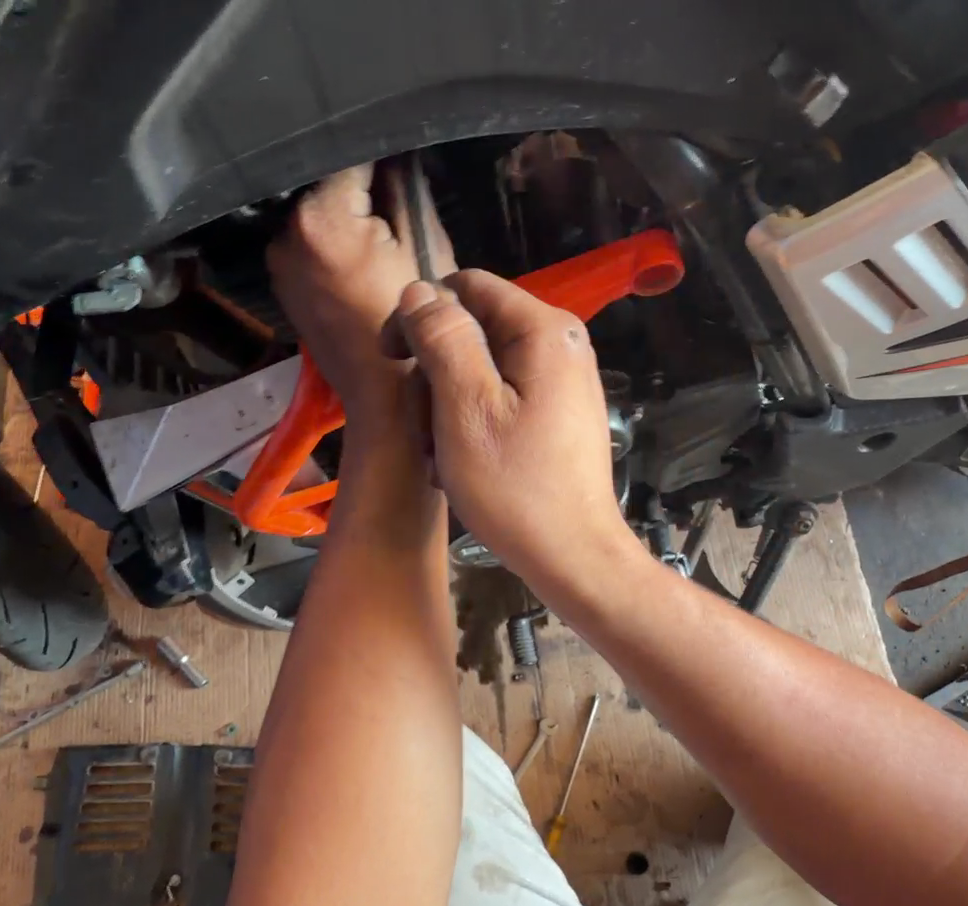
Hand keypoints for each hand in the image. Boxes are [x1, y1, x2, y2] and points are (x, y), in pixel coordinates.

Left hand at [266, 163, 454, 431]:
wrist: (386, 398)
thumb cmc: (416, 328)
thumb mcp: (425, 248)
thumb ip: (407, 190)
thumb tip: (397, 155)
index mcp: (322, 220)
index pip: (353, 157)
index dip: (385, 157)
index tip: (405, 164)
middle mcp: (285, 233)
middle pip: (328, 184)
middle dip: (362, 187)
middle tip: (396, 203)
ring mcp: (278, 261)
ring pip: (316, 212)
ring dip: (345, 213)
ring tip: (381, 234)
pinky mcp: (282, 282)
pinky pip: (308, 243)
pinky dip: (332, 241)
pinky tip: (361, 261)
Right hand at [390, 271, 639, 581]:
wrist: (573, 556)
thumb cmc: (516, 486)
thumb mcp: (466, 407)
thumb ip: (443, 339)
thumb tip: (420, 291)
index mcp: (544, 330)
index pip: (468, 287)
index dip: (421, 315)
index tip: (394, 361)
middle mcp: (562, 345)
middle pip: (476, 330)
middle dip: (437, 374)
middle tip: (422, 428)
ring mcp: (564, 382)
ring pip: (484, 371)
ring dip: (449, 408)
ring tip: (442, 457)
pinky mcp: (560, 416)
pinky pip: (504, 400)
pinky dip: (474, 425)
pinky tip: (462, 465)